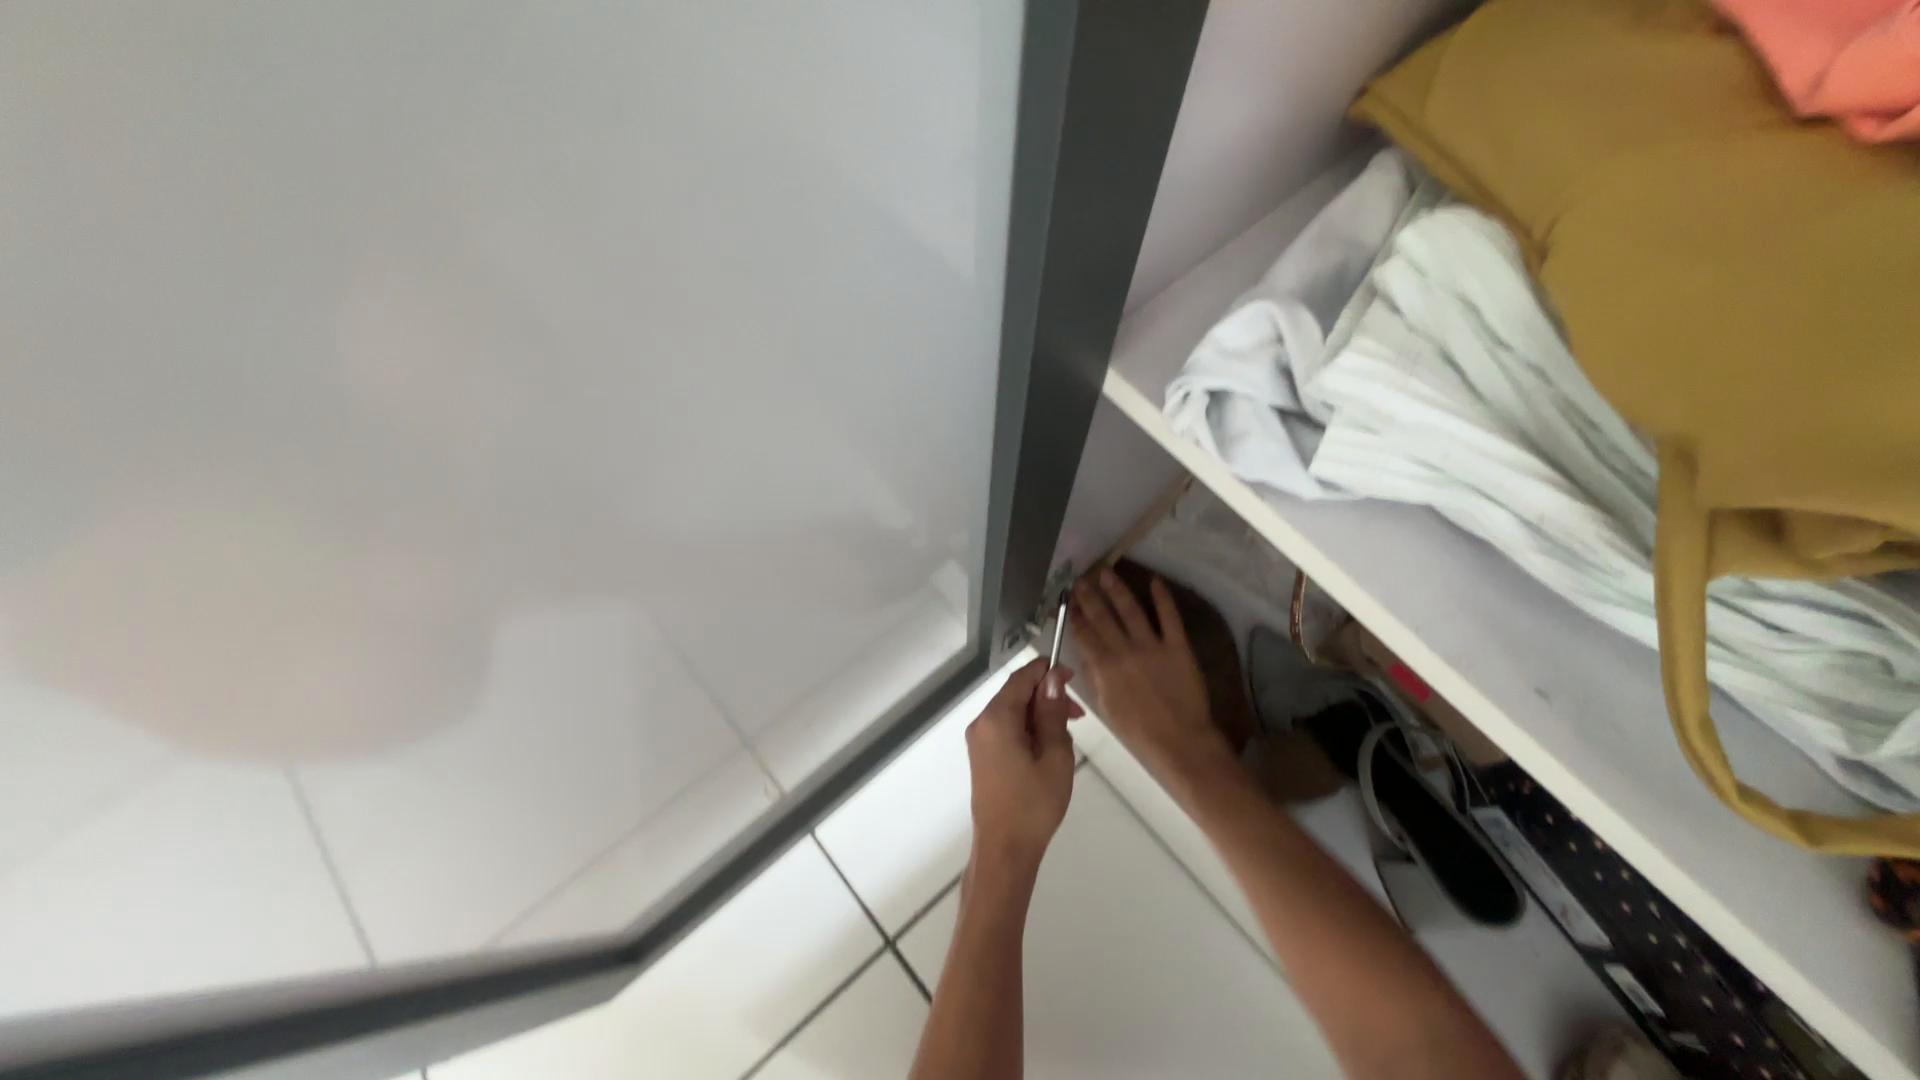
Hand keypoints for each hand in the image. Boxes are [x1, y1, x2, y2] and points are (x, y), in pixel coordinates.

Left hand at [966, 656, 1082, 874]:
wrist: (1004, 850)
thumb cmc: (1034, 804)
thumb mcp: (1054, 755)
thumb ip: (1052, 713)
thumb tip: (1052, 679)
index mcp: (996, 719)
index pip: (1021, 678)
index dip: (1046, 671)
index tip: (1072, 677)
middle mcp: (981, 724)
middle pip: (1015, 694)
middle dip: (1046, 697)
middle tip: (1077, 715)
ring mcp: (979, 742)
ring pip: (1012, 713)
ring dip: (1039, 716)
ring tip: (1066, 739)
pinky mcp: (982, 758)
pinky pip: (1006, 731)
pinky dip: (1028, 731)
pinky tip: (1048, 750)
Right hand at [1071, 569, 1234, 787]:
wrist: (1180, 741)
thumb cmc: (1139, 731)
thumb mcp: (1106, 707)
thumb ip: (1094, 678)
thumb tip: (1085, 656)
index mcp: (1104, 668)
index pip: (1084, 634)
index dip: (1073, 616)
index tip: (1066, 602)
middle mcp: (1124, 651)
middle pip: (1103, 617)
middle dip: (1090, 597)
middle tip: (1081, 579)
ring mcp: (1152, 646)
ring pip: (1131, 611)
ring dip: (1117, 590)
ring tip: (1107, 572)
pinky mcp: (1178, 647)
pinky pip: (1169, 617)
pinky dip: (1162, 598)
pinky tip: (1155, 581)